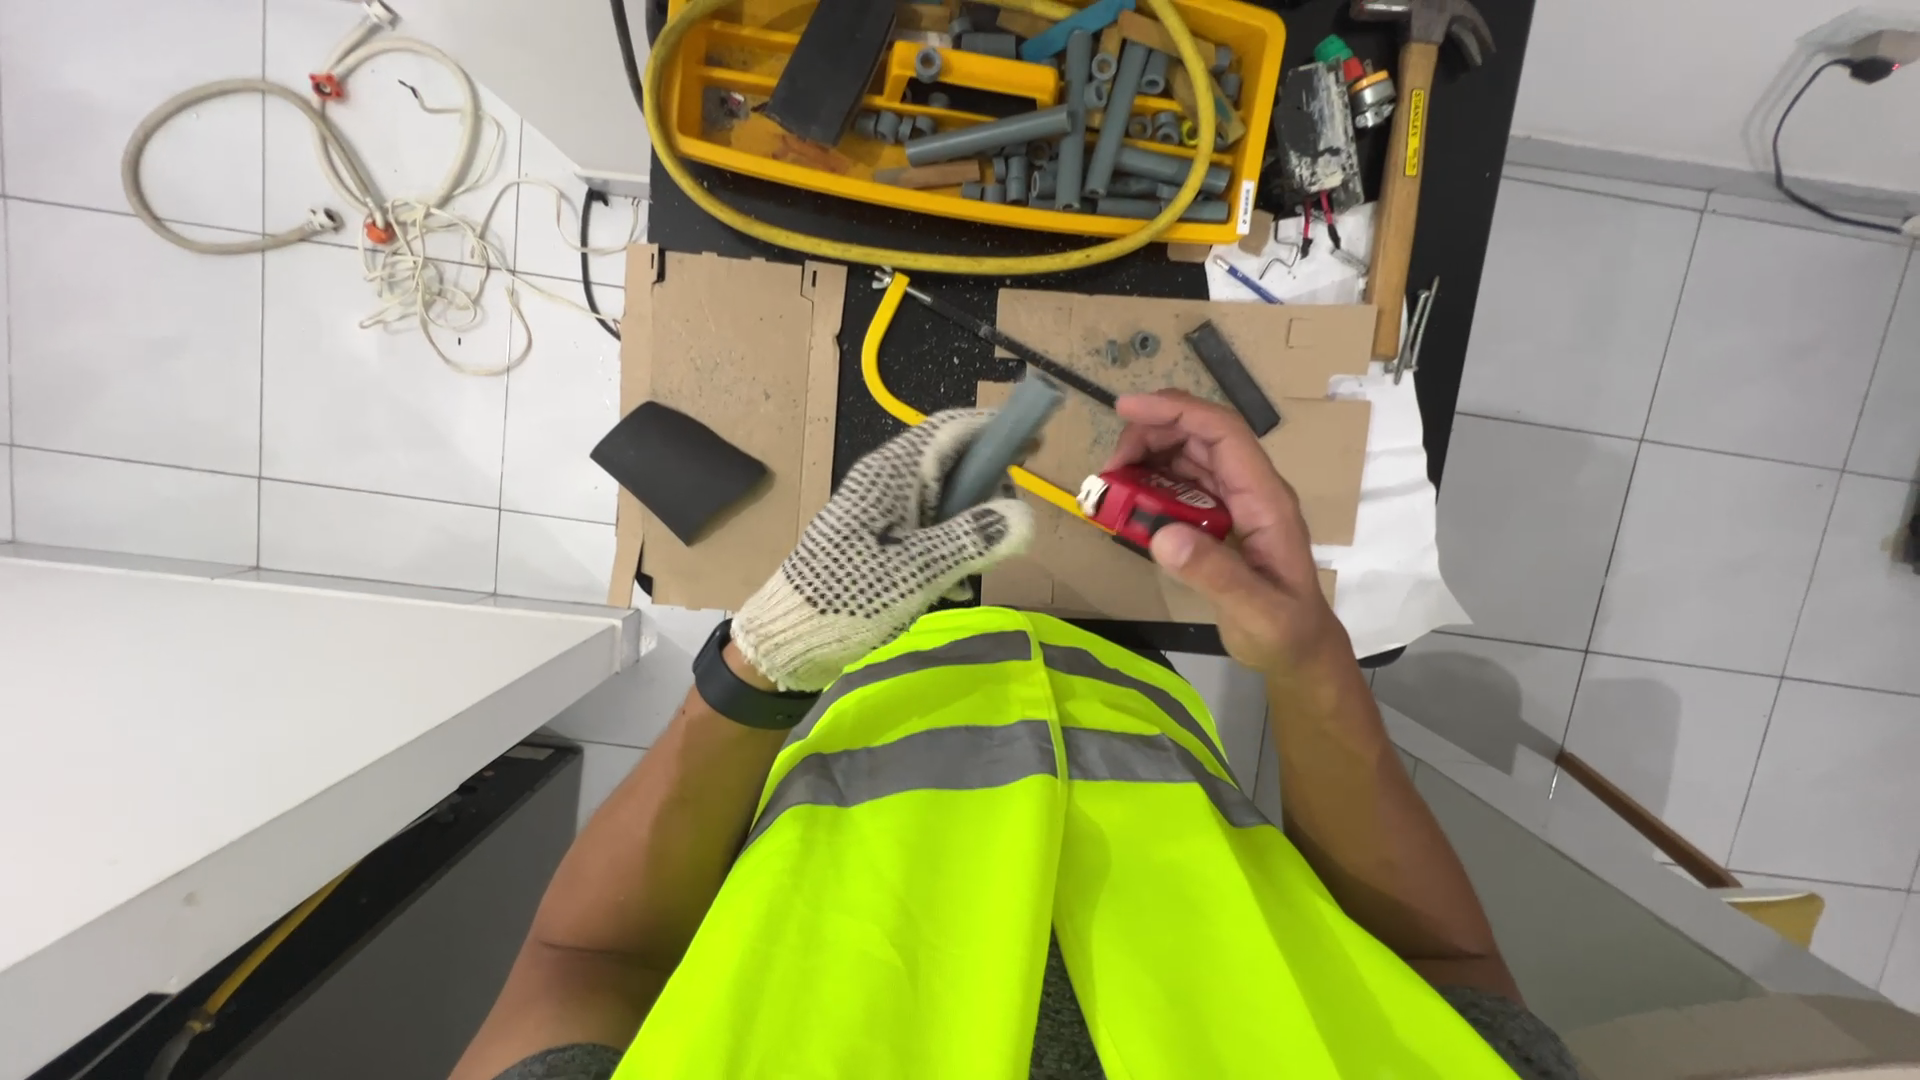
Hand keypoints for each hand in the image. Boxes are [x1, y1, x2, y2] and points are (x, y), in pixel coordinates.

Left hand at [732, 409, 1034, 691]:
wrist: (787, 639)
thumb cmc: (845, 599)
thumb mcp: (915, 573)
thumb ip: (971, 541)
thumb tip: (1026, 516)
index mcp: (892, 475)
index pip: (952, 430)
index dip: (996, 430)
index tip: (1035, 446)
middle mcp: (887, 481)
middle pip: (954, 464)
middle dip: (988, 493)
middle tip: (1004, 534)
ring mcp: (882, 508)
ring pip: (945, 500)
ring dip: (969, 529)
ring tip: (972, 572)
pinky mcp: (879, 535)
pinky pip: (928, 528)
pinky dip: (948, 549)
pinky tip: (951, 587)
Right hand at [1105, 390, 1349, 680]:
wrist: (1299, 652)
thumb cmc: (1284, 631)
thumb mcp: (1254, 610)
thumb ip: (1213, 572)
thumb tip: (1162, 535)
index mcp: (1264, 498)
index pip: (1221, 433)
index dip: (1175, 412)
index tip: (1126, 409)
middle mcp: (1250, 489)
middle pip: (1200, 435)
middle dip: (1151, 434)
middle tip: (1110, 467)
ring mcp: (1235, 501)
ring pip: (1189, 454)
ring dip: (1148, 456)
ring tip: (1113, 483)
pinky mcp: (1219, 518)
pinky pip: (1183, 483)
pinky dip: (1152, 482)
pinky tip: (1129, 501)